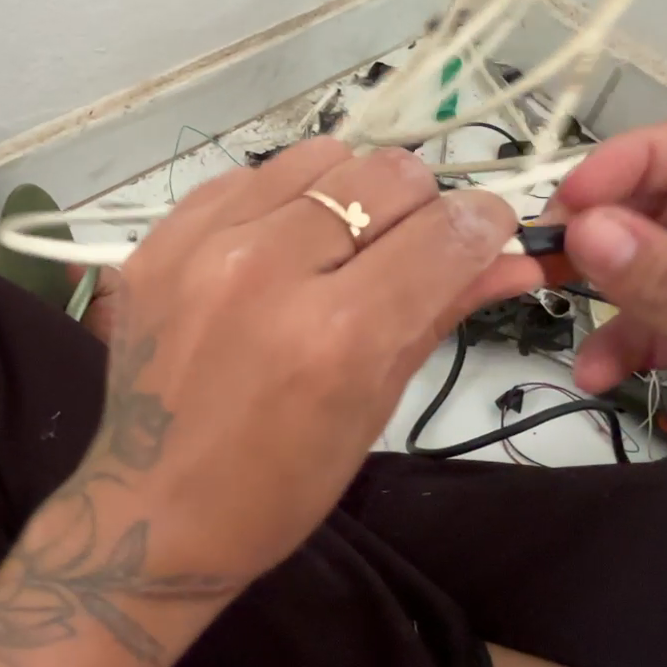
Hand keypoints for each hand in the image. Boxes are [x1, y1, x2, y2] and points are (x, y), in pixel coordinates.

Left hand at [83, 137, 537, 579]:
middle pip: (387, 175)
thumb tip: (514, 257)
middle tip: (405, 253)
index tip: (484, 238)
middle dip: (420, 208)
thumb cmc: (277, 487)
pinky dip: (279, 201)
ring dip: (349, 193)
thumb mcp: (372, 409)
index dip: (483, 228)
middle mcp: (267, 270)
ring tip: (336, 246)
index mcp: (335, 334)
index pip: (446, 231)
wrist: (152, 508)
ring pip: (319, 158)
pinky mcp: (158, 243)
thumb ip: (440, 314)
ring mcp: (201, 247)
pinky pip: (245, 177)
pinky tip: (274, 246)